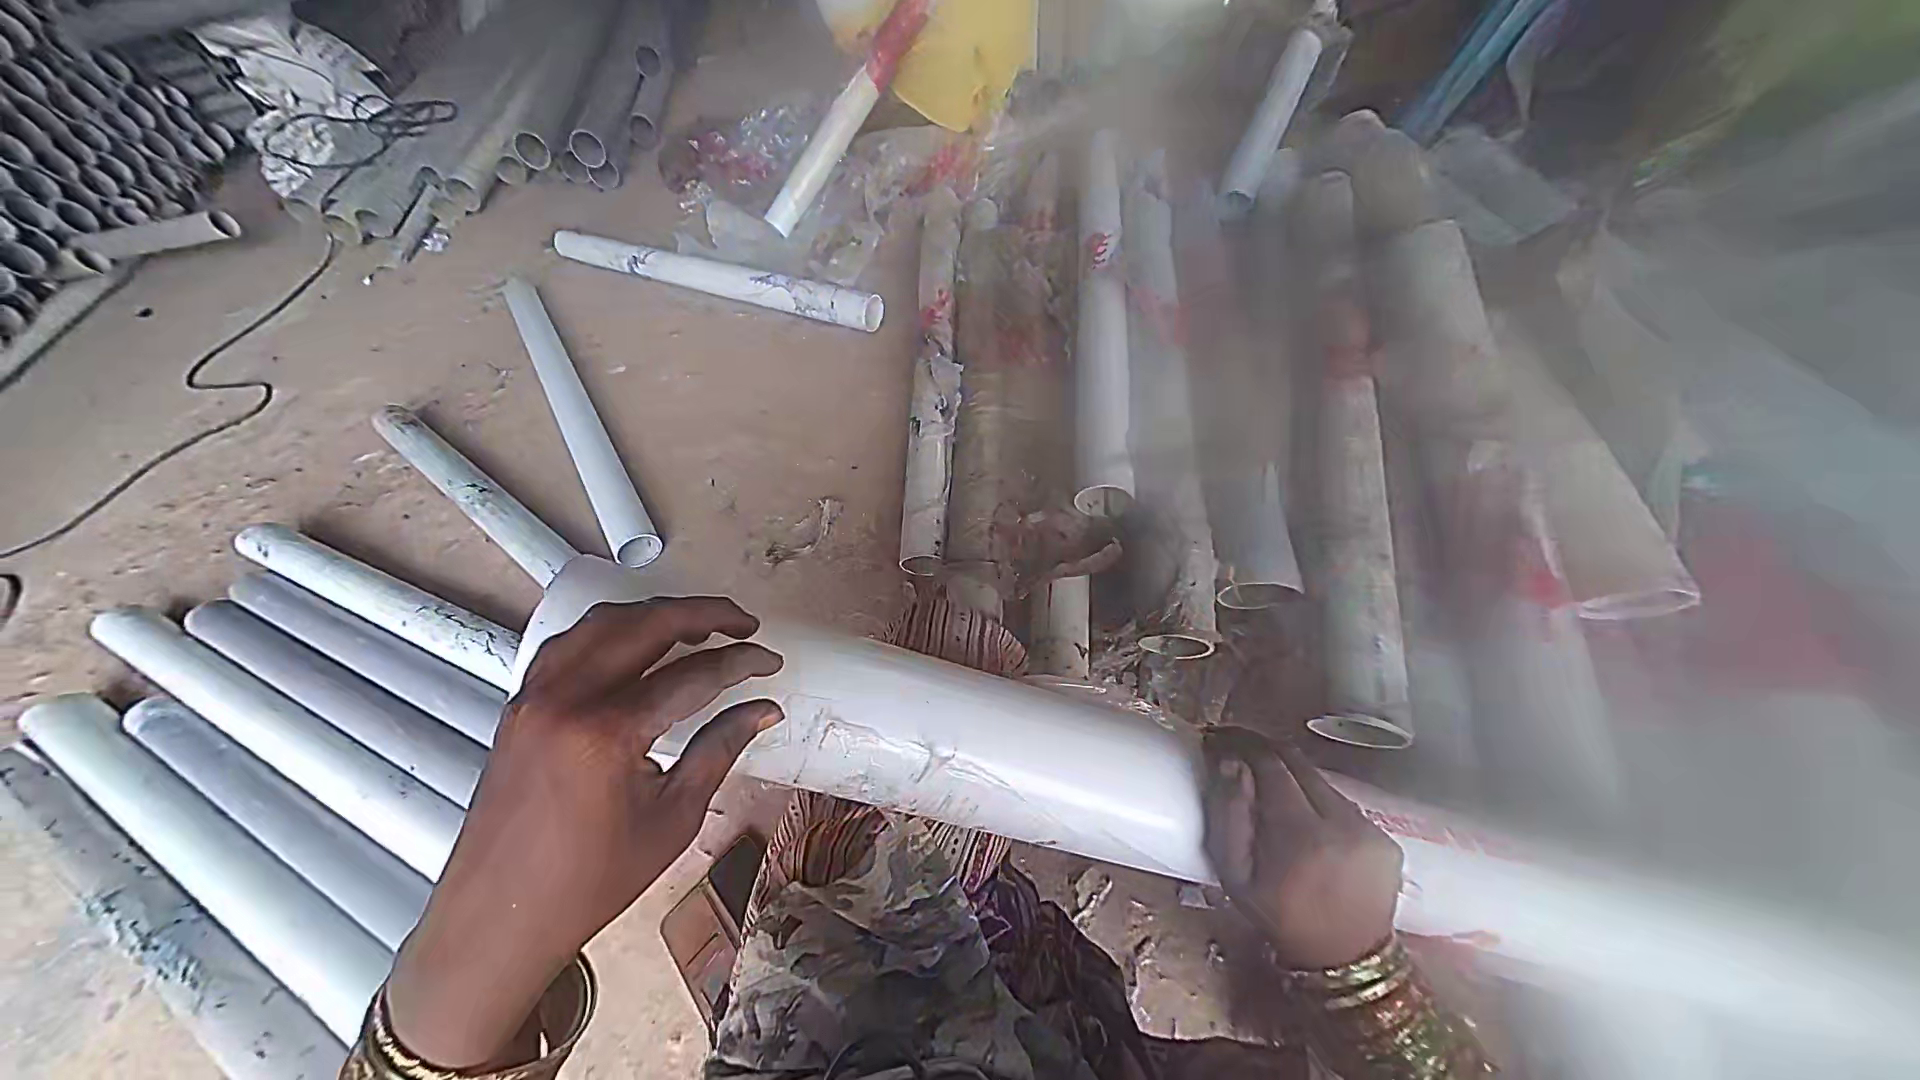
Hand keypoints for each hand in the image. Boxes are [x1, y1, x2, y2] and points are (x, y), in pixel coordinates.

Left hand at [387, 597, 784, 1067]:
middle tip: (743, 624)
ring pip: (606, 621)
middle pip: (648, 624)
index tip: (769, 661)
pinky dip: (613, 629)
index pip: (694, 674)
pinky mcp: (521, 703)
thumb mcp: (674, 817)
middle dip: (706, 614)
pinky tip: (637, 640)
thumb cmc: (590, 881)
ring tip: (700, 625)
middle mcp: (566, 698)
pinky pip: (571, 641)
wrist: (495, 922)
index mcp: (607, 733)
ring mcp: (536, 696)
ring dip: (658, 613)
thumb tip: (764, 710)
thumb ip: (721, 747)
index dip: (742, 662)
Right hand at [1202, 728, 1402, 968]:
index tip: (1219, 738)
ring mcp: (1370, 829)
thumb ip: (1228, 814)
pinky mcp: (1385, 837)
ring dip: (1288, 772)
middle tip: (1235, 747)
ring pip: (1319, 778)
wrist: (1345, 960)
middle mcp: (1343, 823)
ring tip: (1262, 779)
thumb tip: (1231, 763)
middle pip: (1297, 761)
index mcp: (1302, 834)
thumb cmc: (1278, 915)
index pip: (1270, 763)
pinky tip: (1298, 811)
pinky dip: (1313, 796)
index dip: (1241, 743)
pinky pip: (1339, 800)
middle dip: (1262, 748)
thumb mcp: (1234, 873)